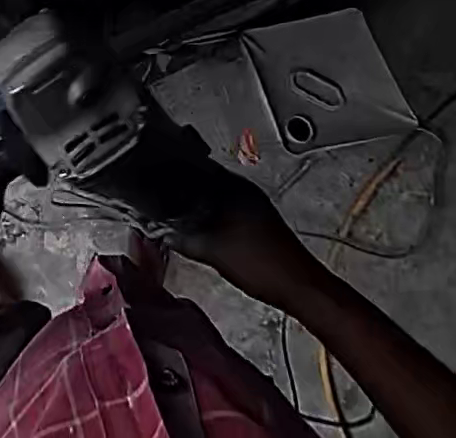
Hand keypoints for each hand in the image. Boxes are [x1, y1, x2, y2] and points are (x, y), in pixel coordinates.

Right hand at [161, 166, 326, 310]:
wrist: (298, 288)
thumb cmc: (261, 266)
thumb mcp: (213, 252)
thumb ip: (184, 238)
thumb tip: (159, 230)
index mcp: (236, 188)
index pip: (198, 167)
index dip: (176, 172)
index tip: (156, 178)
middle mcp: (245, 190)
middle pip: (205, 181)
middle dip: (184, 189)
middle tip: (162, 198)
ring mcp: (253, 205)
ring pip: (215, 197)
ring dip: (197, 204)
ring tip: (178, 215)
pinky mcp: (257, 220)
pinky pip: (225, 209)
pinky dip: (210, 215)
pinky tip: (202, 229)